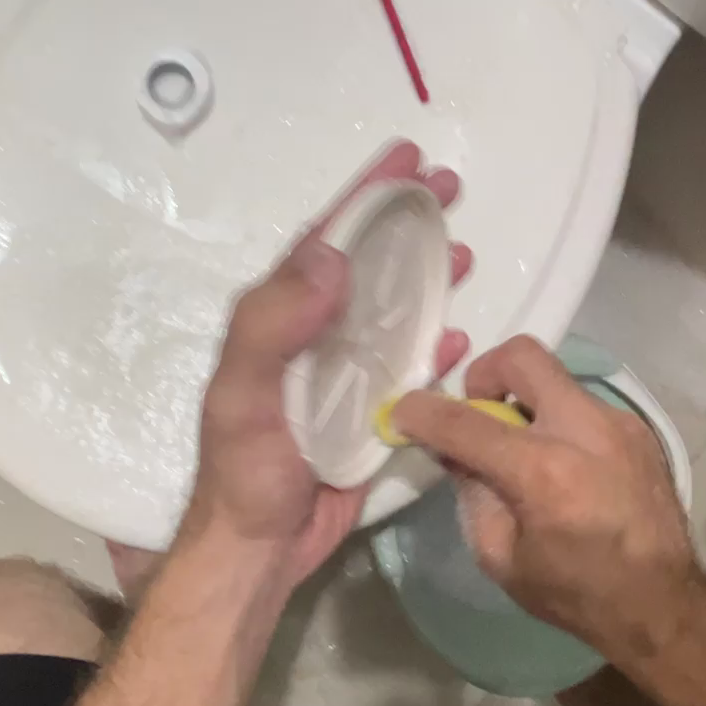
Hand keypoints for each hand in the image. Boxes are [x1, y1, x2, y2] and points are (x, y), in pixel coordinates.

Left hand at [178, 141, 471, 589]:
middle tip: (448, 192)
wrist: (261, 547)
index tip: (406, 159)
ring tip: (462, 253)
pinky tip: (460, 337)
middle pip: (365, 268)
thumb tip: (334, 258)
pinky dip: (433, 350)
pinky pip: (408, 370)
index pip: (324, 243)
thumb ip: (275, 325)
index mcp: (279, 322)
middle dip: (404, 225)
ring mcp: (345, 376)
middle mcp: (314, 339)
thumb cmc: (245, 472)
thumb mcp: (243, 394)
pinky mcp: (369, 412)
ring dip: (426, 280)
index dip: (363, 197)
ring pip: (392, 313)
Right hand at [390, 336, 701, 662]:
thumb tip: (455, 452)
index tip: (402, 413)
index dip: (422, 414)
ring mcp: (619, 423)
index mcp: (544, 474)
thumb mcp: (500, 558)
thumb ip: (472, 494)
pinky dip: (558, 423)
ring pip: (556, 379)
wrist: (660, 604)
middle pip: (522, 357)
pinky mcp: (639, 429)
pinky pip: (583, 405)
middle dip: (484, 375)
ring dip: (526, 404)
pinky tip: (566, 468)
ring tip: (527, 454)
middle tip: (480, 415)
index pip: (465, 423)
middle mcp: (585, 431)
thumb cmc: (573, 594)